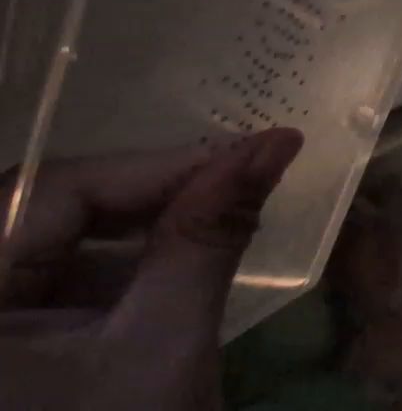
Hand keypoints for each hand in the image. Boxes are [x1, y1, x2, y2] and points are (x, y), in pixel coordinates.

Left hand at [0, 128, 303, 410]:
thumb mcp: (165, 339)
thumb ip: (210, 234)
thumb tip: (277, 142)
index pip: (48, 191)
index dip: (155, 167)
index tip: (256, 158)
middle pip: (45, 207)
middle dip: (151, 192)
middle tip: (245, 184)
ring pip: (51, 235)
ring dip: (140, 224)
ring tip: (218, 227)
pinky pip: (47, 273)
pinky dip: (116, 261)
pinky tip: (171, 269)